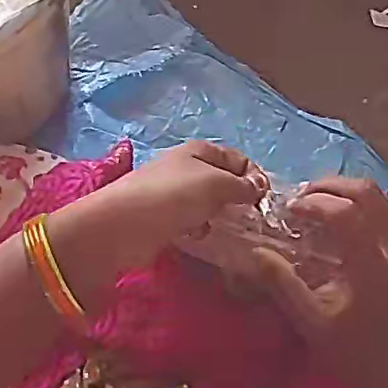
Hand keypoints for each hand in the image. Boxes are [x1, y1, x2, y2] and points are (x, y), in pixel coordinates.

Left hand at [61, 141, 265, 271]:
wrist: (124, 225)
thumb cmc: (172, 196)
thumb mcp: (215, 183)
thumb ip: (242, 185)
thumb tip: (259, 188)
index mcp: (199, 150)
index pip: (239, 158)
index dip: (254, 176)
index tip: (264, 200)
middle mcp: (187, 167)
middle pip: (224, 181)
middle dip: (239, 198)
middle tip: (251, 219)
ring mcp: (174, 193)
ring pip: (210, 203)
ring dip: (220, 215)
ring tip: (226, 229)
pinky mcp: (165, 217)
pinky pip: (193, 220)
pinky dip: (201, 228)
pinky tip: (201, 236)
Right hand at [251, 177, 387, 387]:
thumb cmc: (350, 348)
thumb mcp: (310, 320)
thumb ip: (283, 284)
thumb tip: (255, 251)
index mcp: (370, 263)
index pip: (346, 213)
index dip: (314, 204)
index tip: (288, 212)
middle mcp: (386, 247)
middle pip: (366, 193)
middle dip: (328, 186)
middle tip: (298, 200)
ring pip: (373, 197)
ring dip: (339, 191)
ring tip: (308, 204)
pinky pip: (372, 210)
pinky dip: (346, 203)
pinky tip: (322, 221)